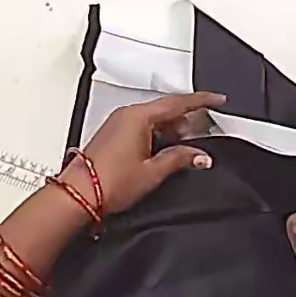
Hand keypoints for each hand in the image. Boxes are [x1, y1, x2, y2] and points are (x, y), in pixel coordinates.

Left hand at [74, 92, 224, 213]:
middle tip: (203, 135)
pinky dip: (158, 134)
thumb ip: (181, 158)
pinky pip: (143, 126)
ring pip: (155, 118)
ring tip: (184, 149)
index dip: (202, 101)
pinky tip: (164, 152)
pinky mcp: (114, 134)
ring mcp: (119, 123)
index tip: (218, 100)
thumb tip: (200, 155)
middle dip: (187, 121)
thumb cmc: (107, 183)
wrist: (77, 196)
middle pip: (167, 109)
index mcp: (139, 116)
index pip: (178, 102)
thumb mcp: (153, 171)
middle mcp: (127, 115)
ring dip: (172, 130)